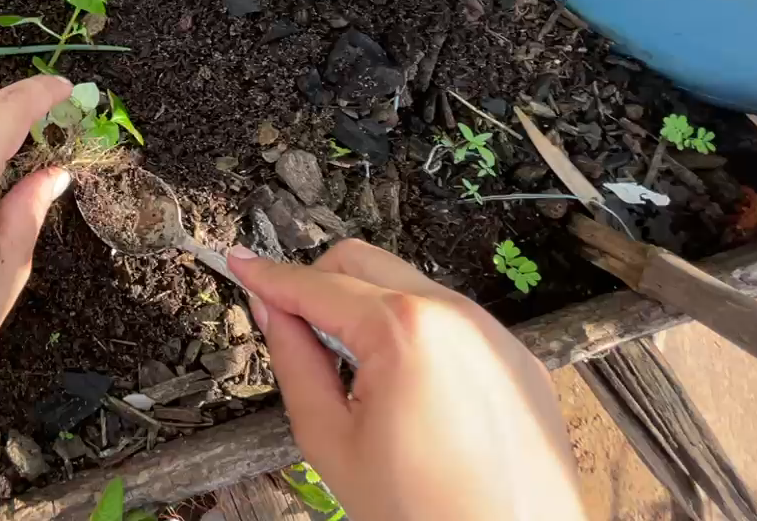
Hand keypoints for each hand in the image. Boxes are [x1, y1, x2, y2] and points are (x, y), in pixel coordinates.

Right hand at [227, 240, 585, 520]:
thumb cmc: (424, 518)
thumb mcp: (330, 439)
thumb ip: (293, 359)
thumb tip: (271, 309)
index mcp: (402, 331)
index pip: (313, 284)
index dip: (267, 274)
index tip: (239, 262)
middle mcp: (453, 315)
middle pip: (357, 261)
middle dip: (317, 282)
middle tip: (296, 325)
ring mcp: (492, 334)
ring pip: (401, 281)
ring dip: (363, 304)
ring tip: (356, 368)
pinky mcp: (517, 358)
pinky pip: (444, 316)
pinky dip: (409, 326)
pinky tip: (405, 383)